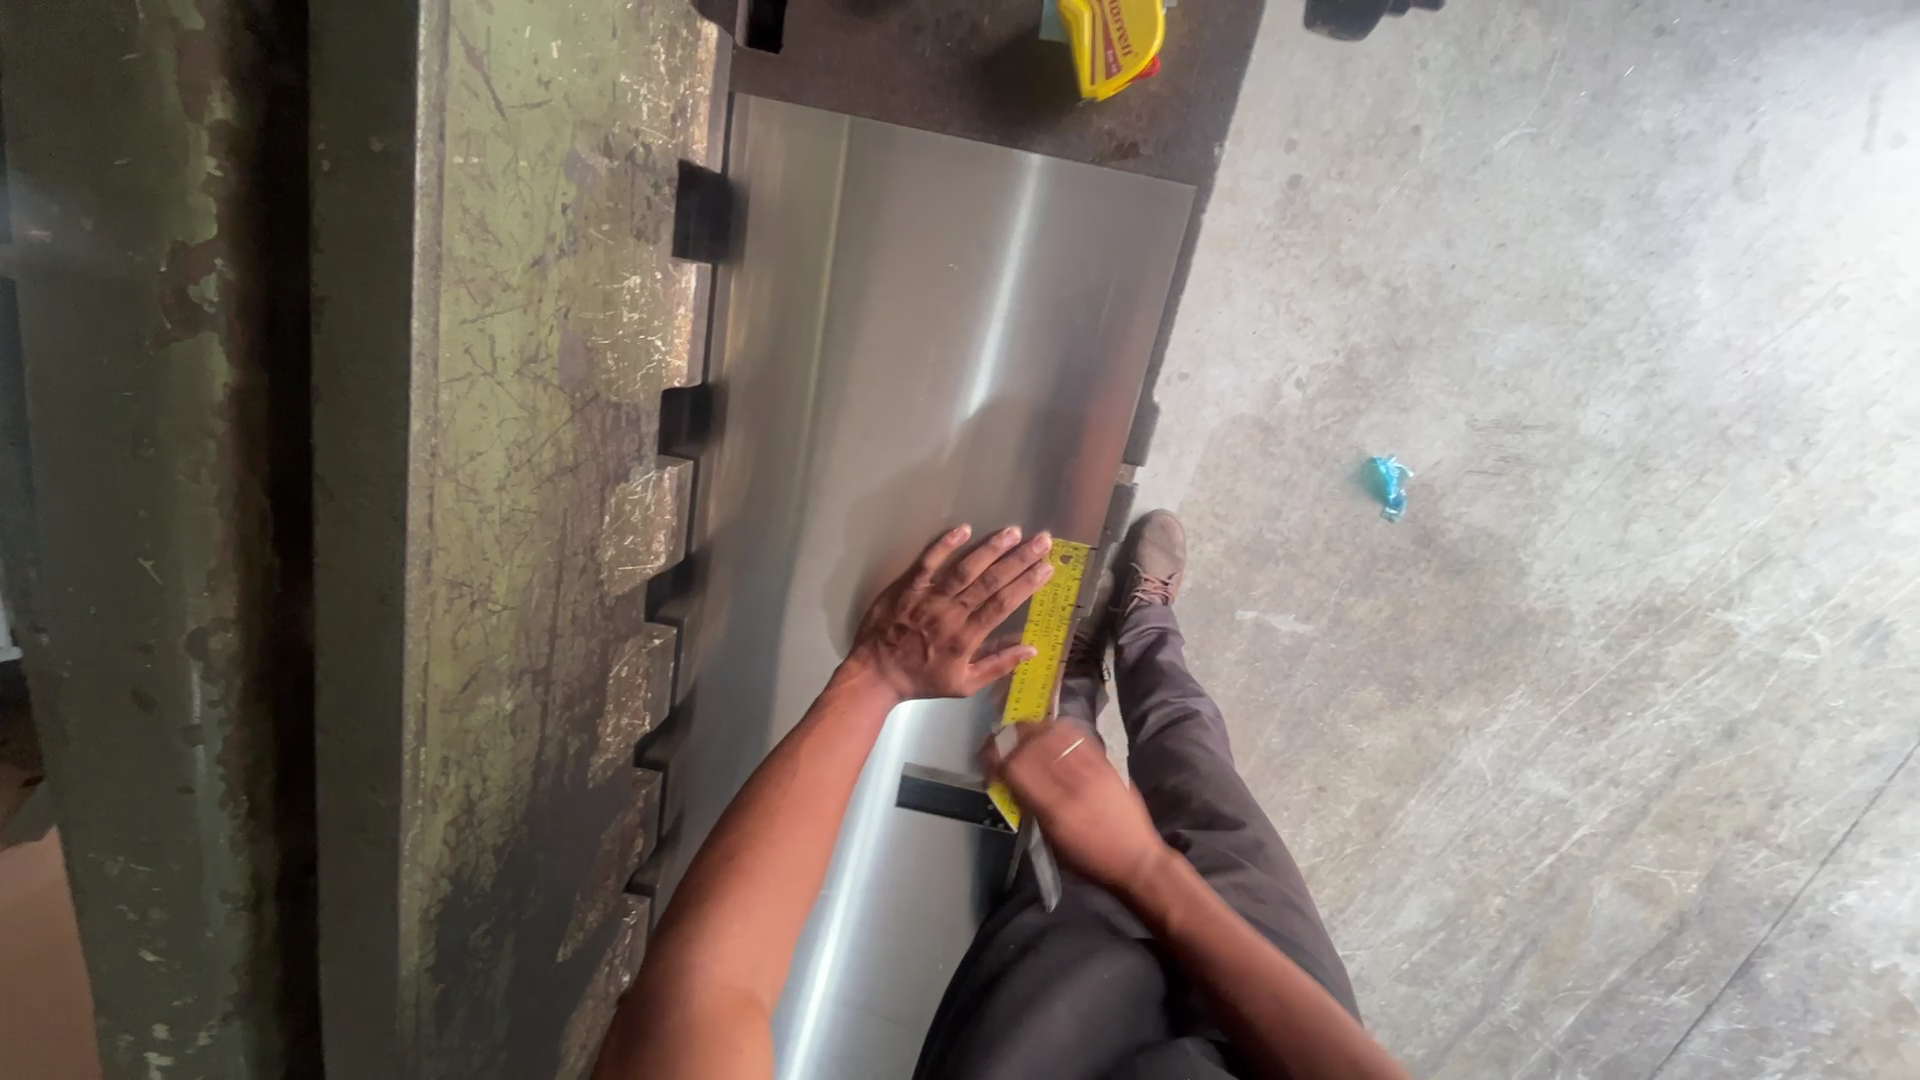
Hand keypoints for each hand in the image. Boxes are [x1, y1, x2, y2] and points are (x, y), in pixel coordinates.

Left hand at [844, 525, 1055, 701]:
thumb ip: (998, 665)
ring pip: (965, 568)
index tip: (1047, 567)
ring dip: (991, 548)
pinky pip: (928, 561)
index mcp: (967, 637)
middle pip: (991, 581)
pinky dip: (946, 544)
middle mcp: (951, 613)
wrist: (876, 673)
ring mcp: (929, 597)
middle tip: (1042, 541)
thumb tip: (1031, 648)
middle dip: (1019, 559)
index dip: (1027, 584)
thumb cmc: (922, 679)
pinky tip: (964, 528)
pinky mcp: (908, 586)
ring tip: (1013, 532)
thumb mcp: (964, 684)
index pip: (1003, 604)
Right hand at [983, 720, 1171, 893]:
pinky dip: (1058, 728)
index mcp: (1054, 809)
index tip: (986, 757)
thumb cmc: (1090, 860)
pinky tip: (1049, 731)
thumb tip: (1010, 780)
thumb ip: (1030, 807)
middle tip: (999, 741)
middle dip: (1008, 737)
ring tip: (1021, 732)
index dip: (995, 756)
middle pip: (1032, 744)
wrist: (1137, 858)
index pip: (1016, 767)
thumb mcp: (1051, 842)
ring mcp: (1091, 769)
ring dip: (1031, 729)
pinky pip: (1077, 735)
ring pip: (1053, 733)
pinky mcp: (1106, 763)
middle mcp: (1072, 783)